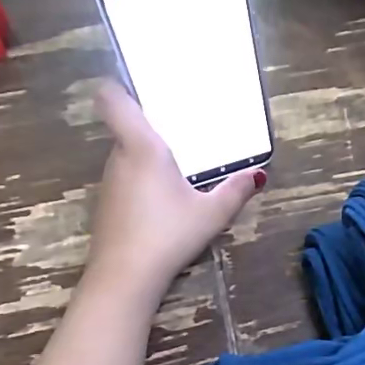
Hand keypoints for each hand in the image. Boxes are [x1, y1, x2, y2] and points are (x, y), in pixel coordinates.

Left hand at [84, 82, 263, 294]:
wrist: (125, 277)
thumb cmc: (169, 234)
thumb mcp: (212, 214)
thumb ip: (235, 191)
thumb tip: (257, 175)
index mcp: (142, 147)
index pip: (113, 100)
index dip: (118, 87)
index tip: (138, 86)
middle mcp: (119, 158)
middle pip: (127, 129)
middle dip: (151, 129)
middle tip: (183, 133)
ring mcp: (108, 182)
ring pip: (126, 156)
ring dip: (147, 158)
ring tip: (178, 169)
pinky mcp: (106, 205)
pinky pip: (125, 178)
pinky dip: (141, 181)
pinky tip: (162, 202)